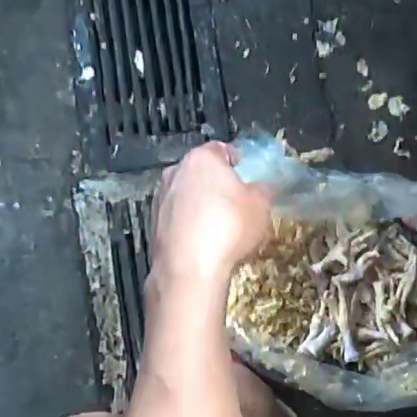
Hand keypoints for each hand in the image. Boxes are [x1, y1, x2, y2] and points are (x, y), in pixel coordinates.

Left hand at [148, 142, 271, 291]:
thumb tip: (260, 186)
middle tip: (238, 200)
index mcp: (202, 159)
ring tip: (221, 224)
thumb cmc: (230, 227)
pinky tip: (205, 240)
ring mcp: (160, 197)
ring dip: (203, 202)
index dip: (238, 161)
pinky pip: (178, 214)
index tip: (248, 176)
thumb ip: (263, 188)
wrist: (190, 267)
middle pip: (202, 171)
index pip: (221, 149)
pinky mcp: (153, 222)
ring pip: (188, 193)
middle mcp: (175, 171)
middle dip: (218, 182)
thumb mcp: (261, 205)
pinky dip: (191, 221)